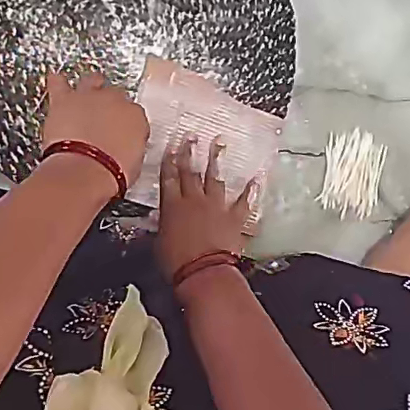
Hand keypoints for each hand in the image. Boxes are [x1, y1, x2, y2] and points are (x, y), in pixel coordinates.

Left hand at [39, 70, 149, 192]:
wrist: (85, 171)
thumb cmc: (111, 172)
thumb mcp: (134, 163)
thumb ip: (131, 147)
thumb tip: (125, 149)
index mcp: (136, 116)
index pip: (134, 114)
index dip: (127, 124)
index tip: (123, 133)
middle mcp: (115, 101)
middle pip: (115, 95)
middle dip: (112, 105)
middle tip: (107, 117)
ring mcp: (89, 98)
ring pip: (92, 81)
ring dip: (92, 84)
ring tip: (91, 85)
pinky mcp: (64, 100)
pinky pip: (59, 83)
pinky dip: (58, 82)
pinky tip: (56, 80)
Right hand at [156, 137, 259, 279]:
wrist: (204, 272)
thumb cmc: (176, 263)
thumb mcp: (159, 244)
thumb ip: (159, 228)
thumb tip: (154, 223)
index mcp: (172, 206)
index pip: (169, 178)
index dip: (169, 162)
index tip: (171, 147)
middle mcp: (194, 201)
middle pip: (190, 172)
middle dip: (189, 153)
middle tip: (191, 137)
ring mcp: (216, 207)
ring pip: (216, 179)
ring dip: (216, 161)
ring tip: (217, 145)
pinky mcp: (234, 218)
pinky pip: (243, 201)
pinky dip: (250, 190)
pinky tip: (255, 180)